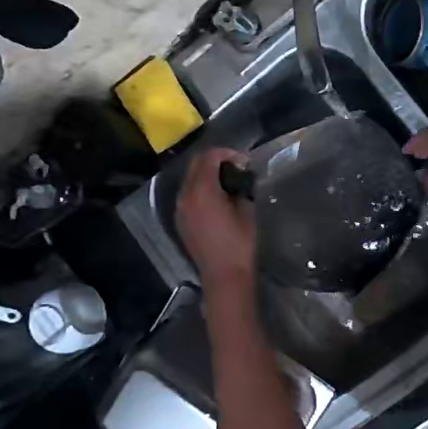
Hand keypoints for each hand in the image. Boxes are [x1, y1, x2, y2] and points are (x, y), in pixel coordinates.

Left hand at [177, 148, 256, 287]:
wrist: (224, 275)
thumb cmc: (240, 242)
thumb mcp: (246, 209)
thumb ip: (241, 187)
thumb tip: (240, 176)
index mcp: (202, 192)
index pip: (209, 158)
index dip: (228, 153)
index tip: (245, 161)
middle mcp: (186, 196)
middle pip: (196, 165)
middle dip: (216, 160)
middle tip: (238, 167)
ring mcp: (180, 208)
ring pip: (191, 179)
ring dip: (208, 174)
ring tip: (229, 181)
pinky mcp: (181, 219)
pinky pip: (189, 193)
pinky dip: (202, 187)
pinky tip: (219, 197)